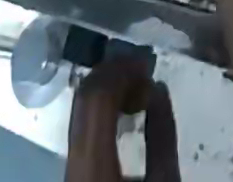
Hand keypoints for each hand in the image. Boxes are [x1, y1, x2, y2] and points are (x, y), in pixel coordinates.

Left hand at [66, 56, 178, 181]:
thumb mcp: (164, 181)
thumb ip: (162, 135)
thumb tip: (158, 89)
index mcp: (94, 162)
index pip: (98, 97)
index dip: (121, 72)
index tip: (146, 63)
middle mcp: (73, 158)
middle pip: (86, 97)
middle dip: (115, 74)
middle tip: (143, 67)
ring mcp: (69, 163)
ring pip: (82, 107)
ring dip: (110, 87)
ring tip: (138, 84)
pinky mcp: (73, 166)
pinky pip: (83, 121)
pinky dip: (104, 104)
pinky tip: (124, 104)